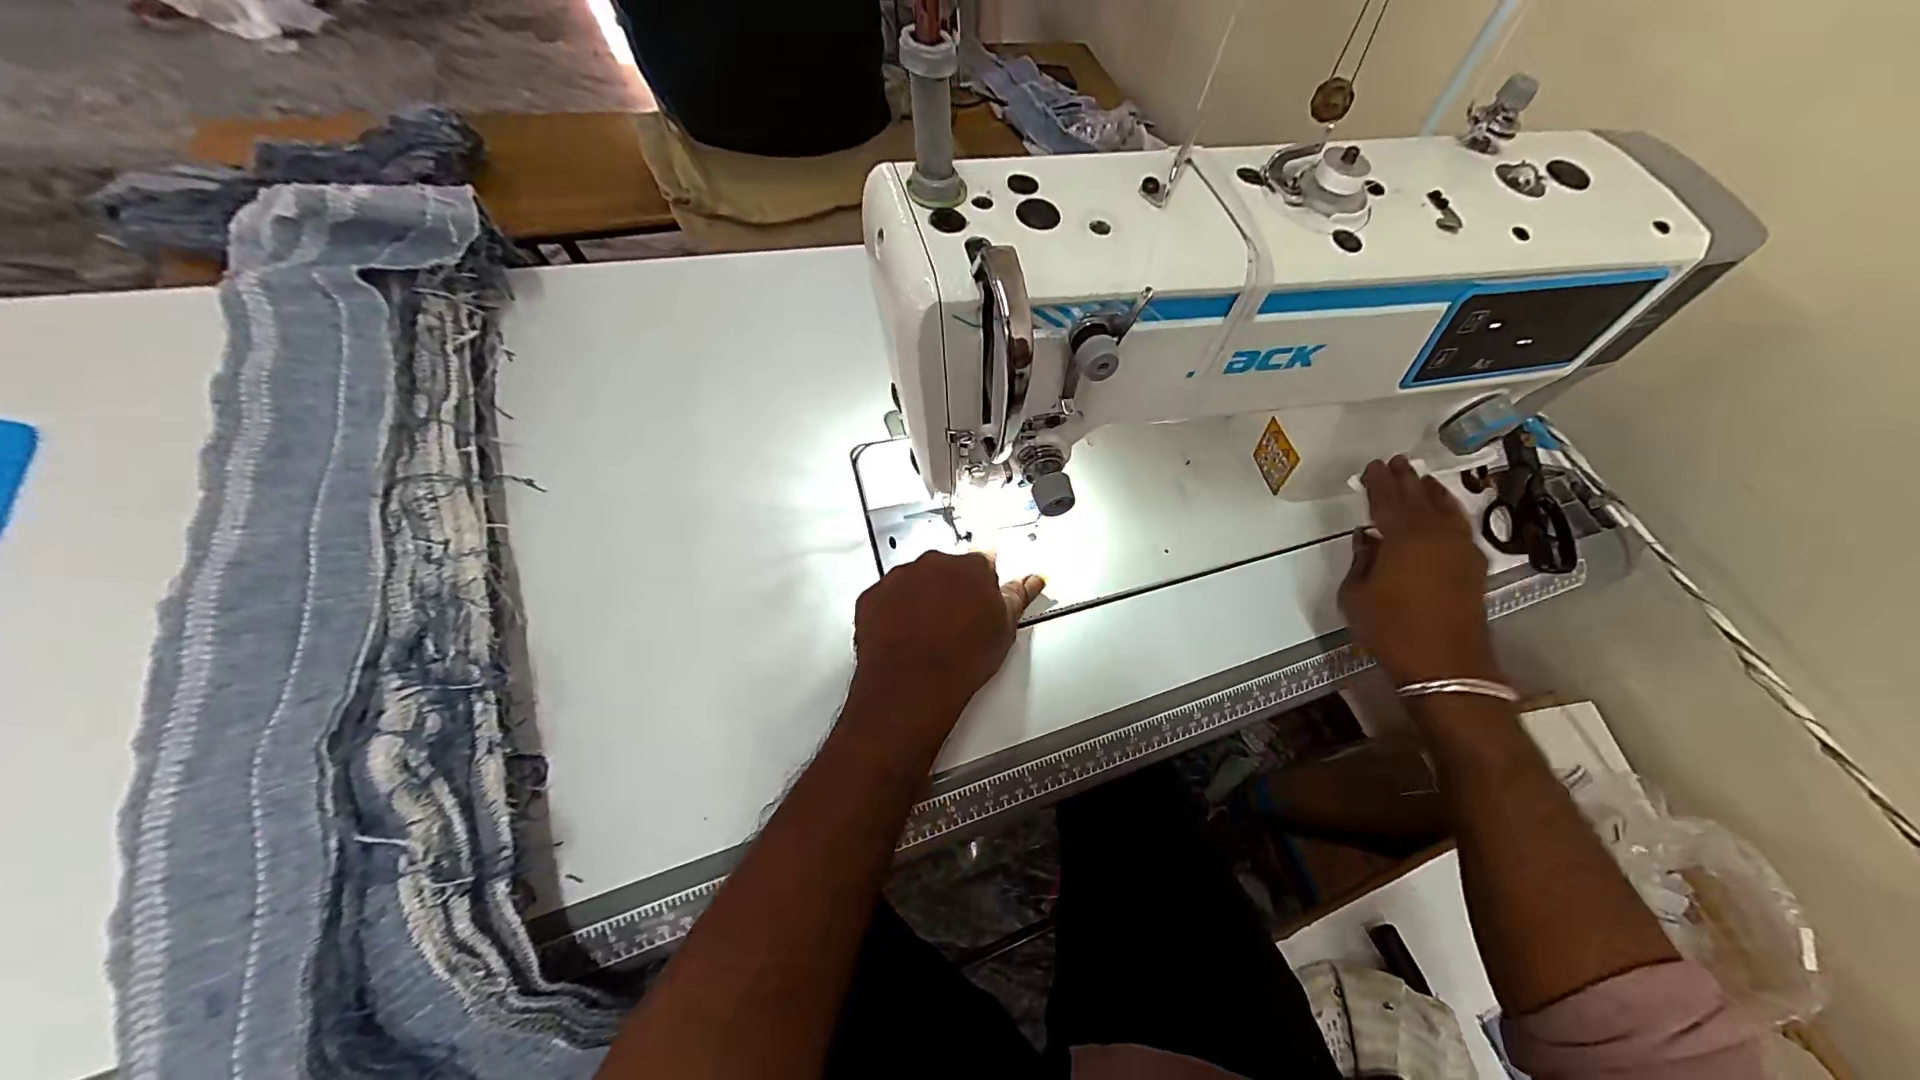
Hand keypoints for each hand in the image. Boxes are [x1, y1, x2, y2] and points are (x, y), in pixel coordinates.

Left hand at [852, 551, 1045, 727]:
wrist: (913, 685)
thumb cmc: (958, 659)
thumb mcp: (1004, 628)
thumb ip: (1017, 596)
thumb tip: (1029, 582)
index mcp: (971, 567)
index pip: (982, 562)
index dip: (982, 584)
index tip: (980, 599)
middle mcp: (934, 564)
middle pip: (945, 569)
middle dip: (950, 590)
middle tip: (956, 623)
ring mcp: (900, 579)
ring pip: (914, 581)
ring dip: (921, 599)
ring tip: (929, 634)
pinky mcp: (873, 597)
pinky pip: (885, 598)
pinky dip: (893, 612)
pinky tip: (904, 635)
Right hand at [1339, 457, 1500, 685]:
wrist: (1445, 664)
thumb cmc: (1389, 629)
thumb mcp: (1355, 594)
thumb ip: (1361, 560)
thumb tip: (1367, 538)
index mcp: (1403, 537)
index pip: (1388, 499)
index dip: (1378, 482)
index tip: (1371, 467)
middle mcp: (1436, 535)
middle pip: (1419, 498)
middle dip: (1405, 480)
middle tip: (1395, 463)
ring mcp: (1460, 550)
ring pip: (1445, 509)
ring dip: (1431, 493)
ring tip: (1422, 480)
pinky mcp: (1473, 567)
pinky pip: (1458, 526)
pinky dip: (1447, 513)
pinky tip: (1442, 514)